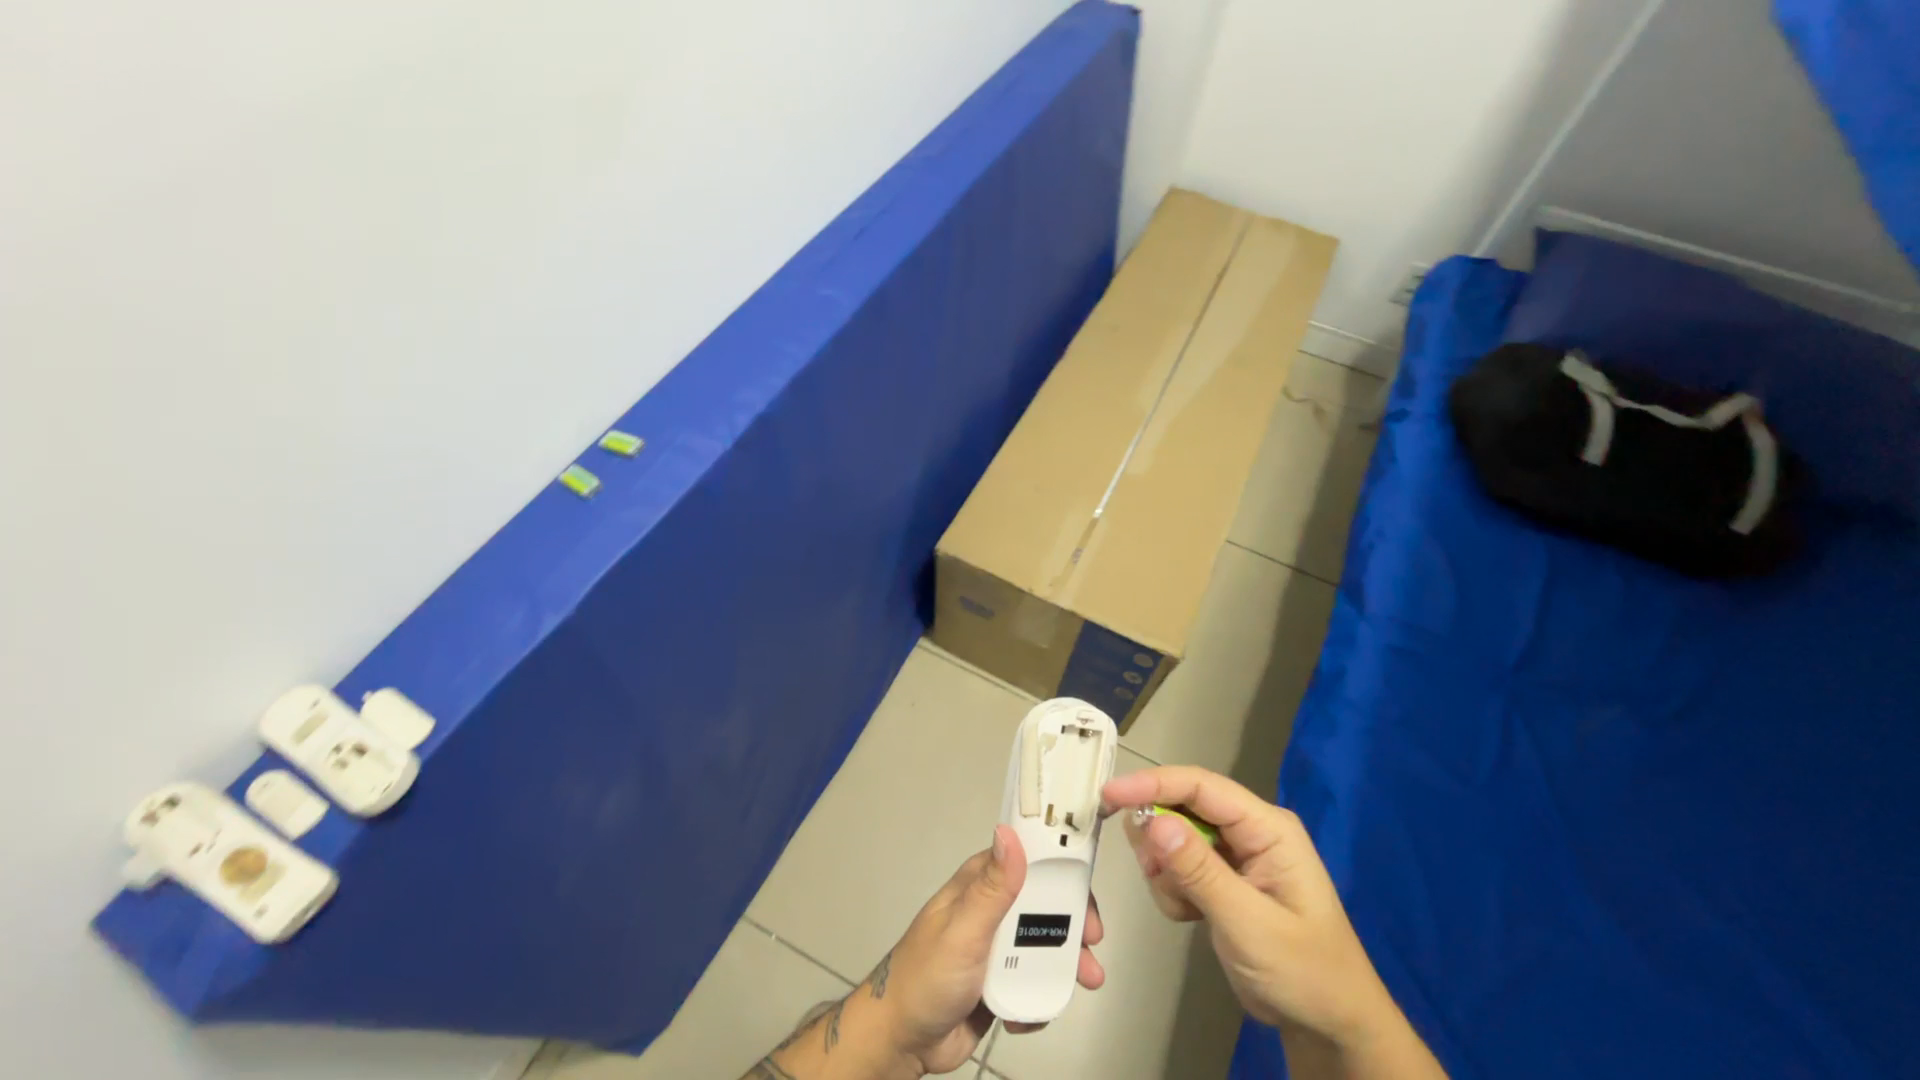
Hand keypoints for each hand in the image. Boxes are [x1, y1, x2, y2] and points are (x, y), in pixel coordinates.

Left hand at [757, 825, 1102, 1078]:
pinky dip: (1042, 995)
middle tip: (1093, 941)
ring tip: (1087, 980)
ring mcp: (996, 949)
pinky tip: (1034, 1010)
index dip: (1061, 869)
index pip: (1027, 861)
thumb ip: (992, 887)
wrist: (902, 1041)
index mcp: (979, 887)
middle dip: (1073, 922)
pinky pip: (1034, 982)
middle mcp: (990, 912)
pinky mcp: (1000, 983)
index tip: (1086, 887)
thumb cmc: (927, 977)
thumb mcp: (964, 930)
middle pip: (1045, 905)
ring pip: (1044, 946)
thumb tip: (1009, 832)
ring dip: (1067, 962)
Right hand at [1101, 767, 1397, 1050]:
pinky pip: (1176, 866)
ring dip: (1164, 871)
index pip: (1201, 786)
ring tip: (1184, 907)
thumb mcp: (1249, 923)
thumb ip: (1200, 871)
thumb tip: (1153, 821)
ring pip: (1172, 837)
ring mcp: (1234, 854)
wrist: (1326, 1023)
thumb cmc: (1303, 971)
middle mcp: (1249, 831)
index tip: (1109, 795)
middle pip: (1181, 806)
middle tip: (1154, 874)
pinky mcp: (1220, 878)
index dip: (1152, 784)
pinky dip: (1171, 889)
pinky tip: (1191, 918)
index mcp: (1266, 827)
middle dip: (1157, 837)